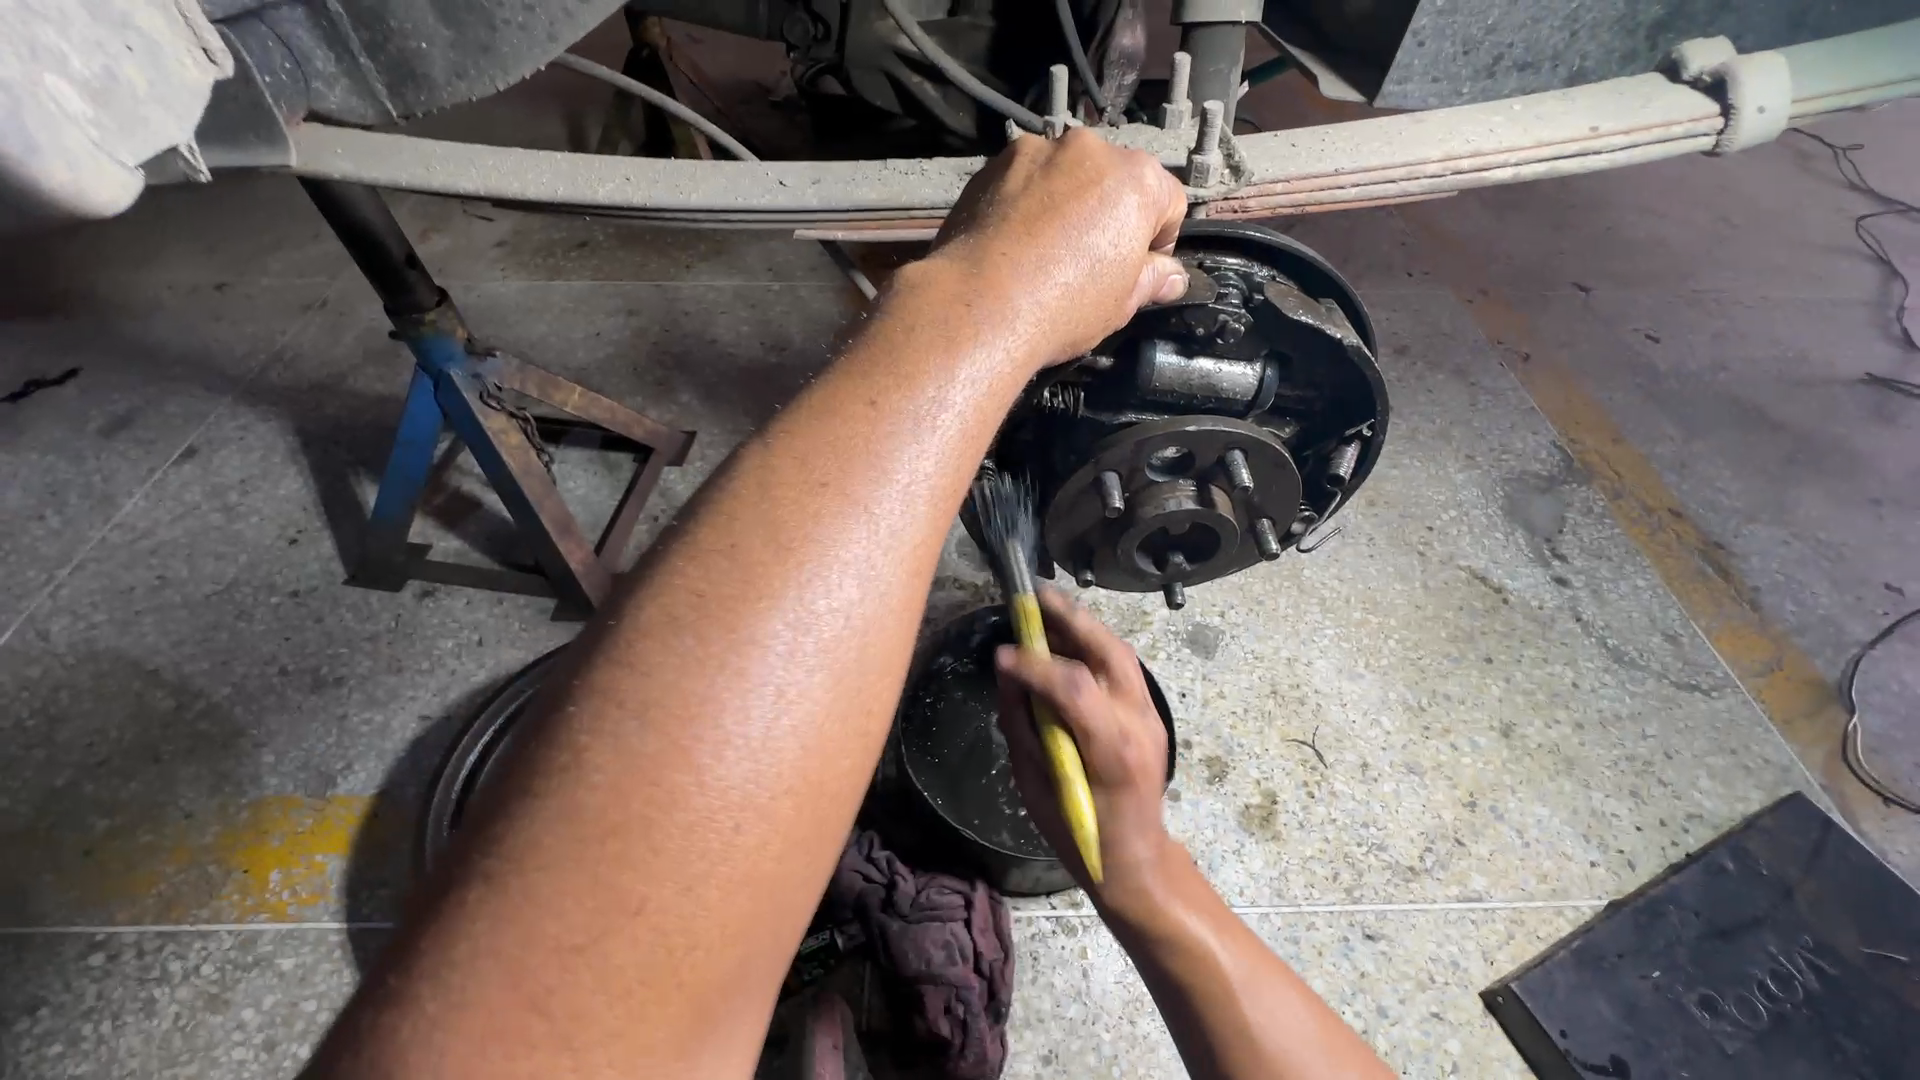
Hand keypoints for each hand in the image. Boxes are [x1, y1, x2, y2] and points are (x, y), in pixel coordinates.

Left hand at [920, 129, 1189, 368]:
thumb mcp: (1122, 304)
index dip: (1157, 243)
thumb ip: (1152, 280)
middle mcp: (1090, 150)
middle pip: (1114, 182)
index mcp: (1137, 179)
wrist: (980, 305)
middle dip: (1108, 218)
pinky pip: (1023, 182)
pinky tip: (1014, 250)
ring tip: (1045, 260)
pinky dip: (1024, 207)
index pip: (1168, 203)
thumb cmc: (1059, 306)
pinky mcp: (993, 166)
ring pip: (1065, 178)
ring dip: (1064, 208)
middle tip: (1088, 269)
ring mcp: (1037, 152)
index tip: (1139, 271)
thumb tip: (1170, 277)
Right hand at [995, 587, 1179, 917]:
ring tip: (1049, 610)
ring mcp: (1151, 718)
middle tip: (1036, 598)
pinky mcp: (1151, 716)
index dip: (1035, 664)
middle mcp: (1139, 724)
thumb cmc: (1079, 834)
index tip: (1003, 654)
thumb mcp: (1036, 785)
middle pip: (1111, 653)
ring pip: (1121, 654)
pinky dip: (1094, 648)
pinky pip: (1122, 669)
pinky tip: (1068, 643)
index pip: (1075, 687)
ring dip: (1084, 627)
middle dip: (1072, 619)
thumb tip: (1009, 673)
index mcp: (1112, 749)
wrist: (1136, 860)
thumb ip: (1022, 725)